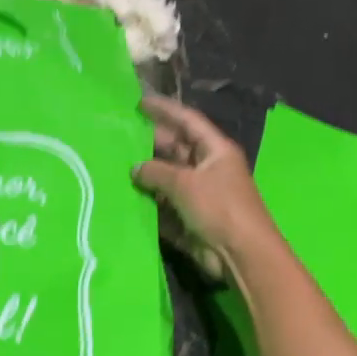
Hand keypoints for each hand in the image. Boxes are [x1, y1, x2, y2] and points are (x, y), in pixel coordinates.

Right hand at [134, 96, 278, 280]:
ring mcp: (199, 193)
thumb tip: (135, 168)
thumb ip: (156, 172)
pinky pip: (165, 202)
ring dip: (146, 173)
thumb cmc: (219, 208)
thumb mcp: (185, 183)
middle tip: (120, 136)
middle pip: (176, 148)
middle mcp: (208, 167)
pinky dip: (149, 200)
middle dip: (150, 143)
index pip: (188, 121)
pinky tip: (125, 196)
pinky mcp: (190, 216)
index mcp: (215, 150)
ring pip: (168, 176)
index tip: (140, 102)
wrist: (241, 254)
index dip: (165, 110)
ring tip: (115, 164)